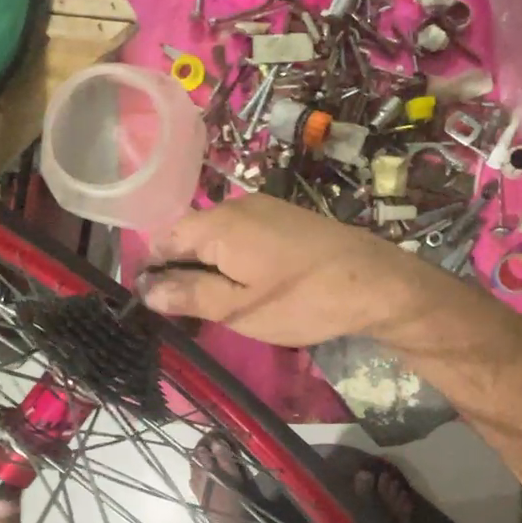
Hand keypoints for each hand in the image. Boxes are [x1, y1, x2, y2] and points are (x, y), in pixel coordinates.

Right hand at [142, 195, 425, 346]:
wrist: (376, 283)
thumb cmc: (302, 300)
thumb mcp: (238, 308)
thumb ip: (188, 296)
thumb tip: (145, 290)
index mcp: (217, 224)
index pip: (163, 239)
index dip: (152, 272)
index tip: (153, 307)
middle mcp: (235, 205)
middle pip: (190, 236)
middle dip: (181, 273)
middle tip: (185, 316)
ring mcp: (264, 208)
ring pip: (217, 237)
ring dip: (208, 269)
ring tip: (214, 308)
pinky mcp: (286, 218)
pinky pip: (242, 236)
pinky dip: (233, 261)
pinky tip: (245, 289)